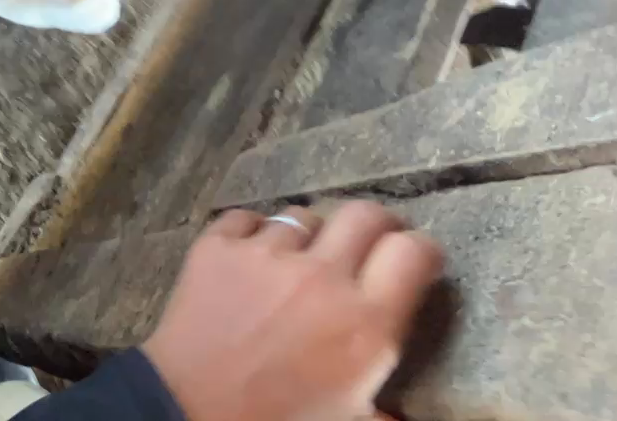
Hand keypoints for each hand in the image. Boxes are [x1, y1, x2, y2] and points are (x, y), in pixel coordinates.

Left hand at [142, 202, 443, 420]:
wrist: (194, 407)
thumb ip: (391, 406)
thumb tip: (406, 412)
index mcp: (366, 322)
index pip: (413, 253)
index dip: (422, 250)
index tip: (419, 256)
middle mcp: (319, 275)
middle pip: (363, 215)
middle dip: (377, 222)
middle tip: (372, 238)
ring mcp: (263, 252)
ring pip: (301, 217)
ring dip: (311, 235)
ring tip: (303, 256)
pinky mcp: (215, 244)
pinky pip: (246, 218)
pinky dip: (255, 231)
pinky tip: (253, 253)